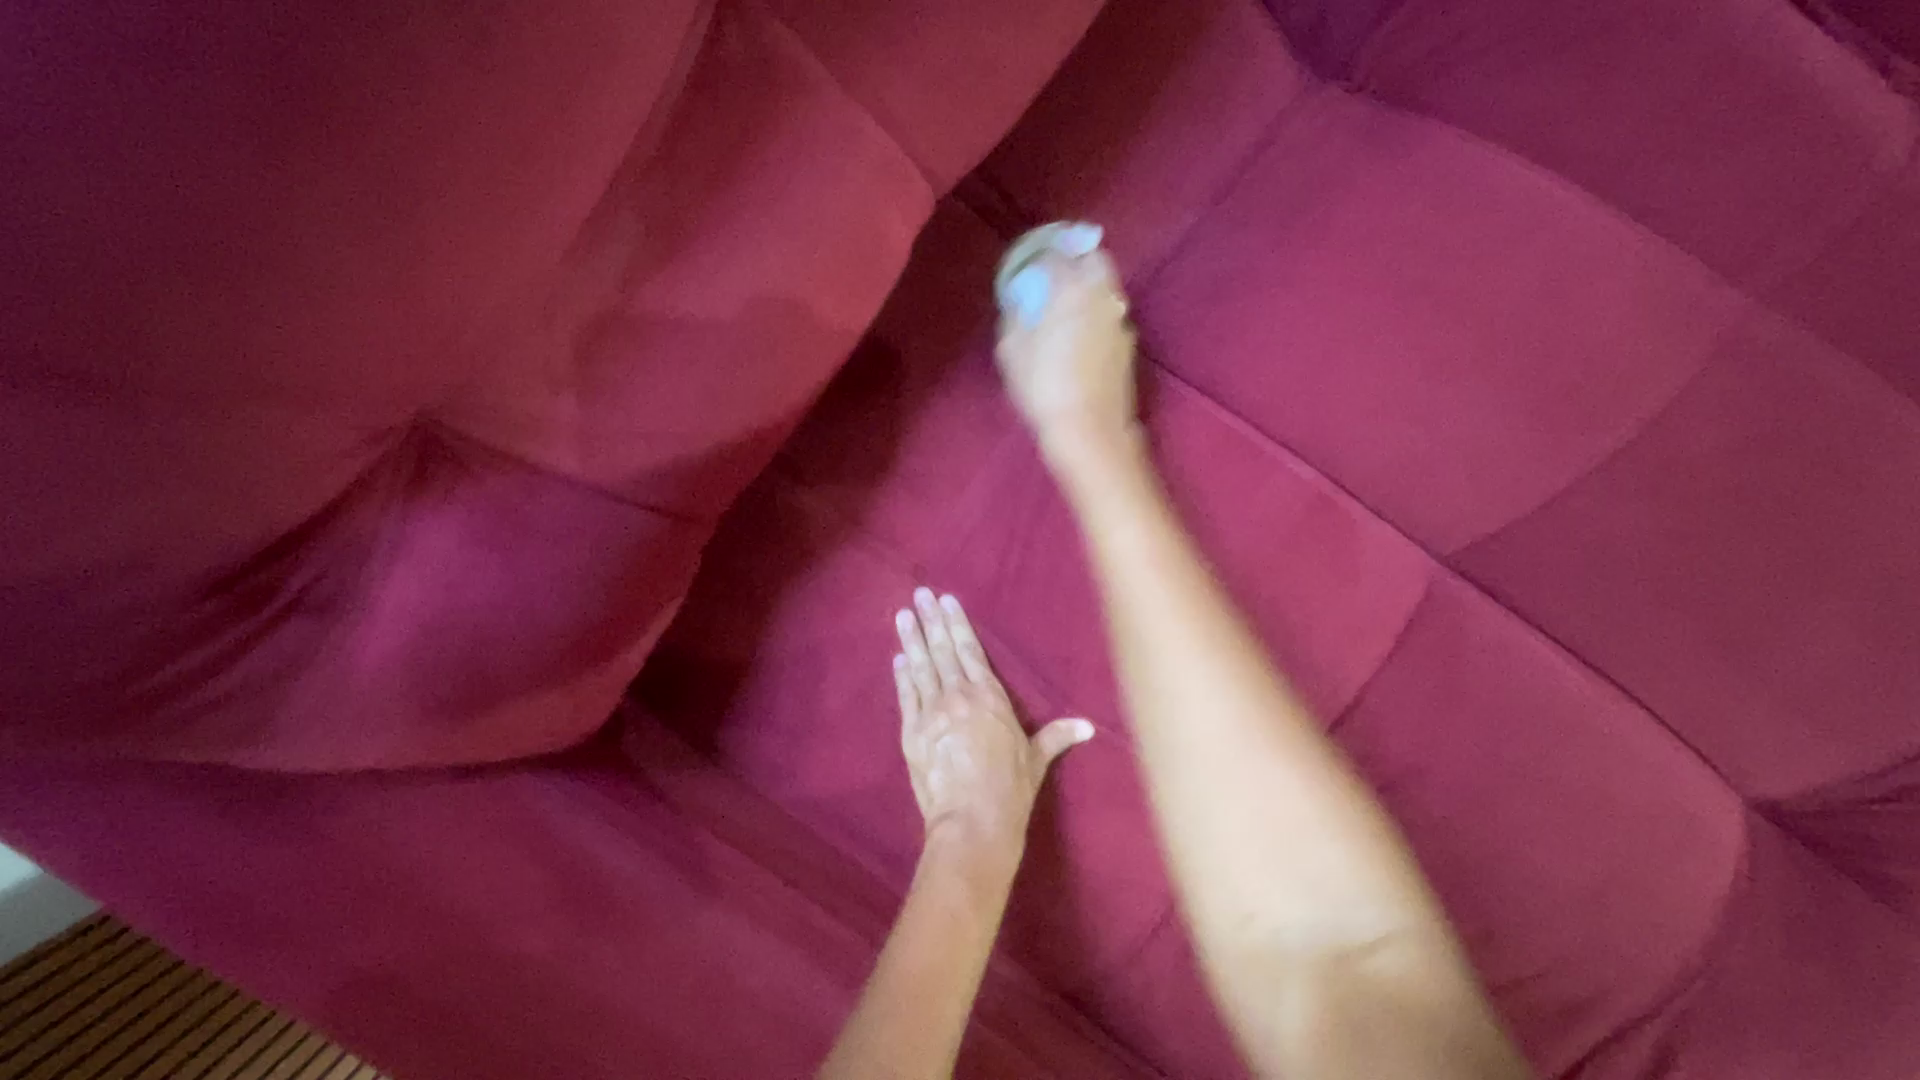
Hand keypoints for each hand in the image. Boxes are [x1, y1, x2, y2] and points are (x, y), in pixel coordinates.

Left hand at [894, 588, 1093, 868]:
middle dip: (930, 620)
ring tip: (902, 615)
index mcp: (990, 697)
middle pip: (942, 651)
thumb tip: (1089, 726)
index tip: (946, 600)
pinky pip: (905, 696)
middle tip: (919, 594)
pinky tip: (898, 658)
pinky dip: (901, 675)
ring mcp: (931, 713)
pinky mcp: (911, 733)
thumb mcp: (1036, 759)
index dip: (957, 623)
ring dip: (911, 639)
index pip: (970, 650)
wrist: (972, 821)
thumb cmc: (1010, 789)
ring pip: (920, 667)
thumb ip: (1057, 736)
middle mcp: (959, 697)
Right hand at [993, 228, 1139, 456]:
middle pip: (1094, 259)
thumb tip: (1019, 303)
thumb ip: (1015, 316)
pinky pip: (1111, 315)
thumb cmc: (1043, 387)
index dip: (1041, 256)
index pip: (1057, 254)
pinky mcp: (1129, 344)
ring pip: (1107, 288)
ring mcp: (1121, 320)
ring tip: (1067, 307)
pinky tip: (1081, 336)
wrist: (1090, 429)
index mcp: (1071, 288)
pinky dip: (1098, 315)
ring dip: (1089, 288)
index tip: (1029, 266)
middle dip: (1075, 260)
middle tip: (1055, 276)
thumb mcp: (1011, 351)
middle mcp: (1102, 295)